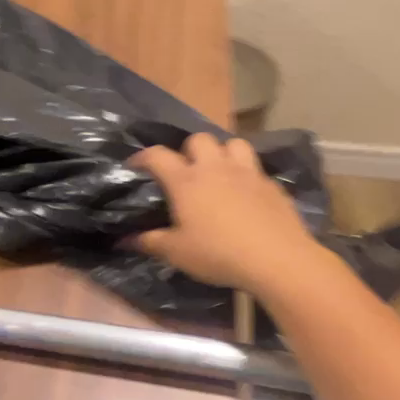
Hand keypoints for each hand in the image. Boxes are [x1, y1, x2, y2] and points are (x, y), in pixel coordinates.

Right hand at [130, 134, 322, 291]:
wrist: (276, 259)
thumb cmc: (217, 254)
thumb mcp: (176, 253)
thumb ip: (149, 242)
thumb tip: (124, 240)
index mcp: (186, 181)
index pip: (158, 156)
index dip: (142, 157)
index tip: (135, 165)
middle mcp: (215, 168)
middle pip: (199, 140)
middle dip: (188, 150)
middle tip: (185, 172)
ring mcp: (247, 173)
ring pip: (233, 144)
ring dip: (222, 153)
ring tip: (218, 172)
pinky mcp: (271, 184)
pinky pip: (255, 168)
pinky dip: (245, 174)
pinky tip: (245, 195)